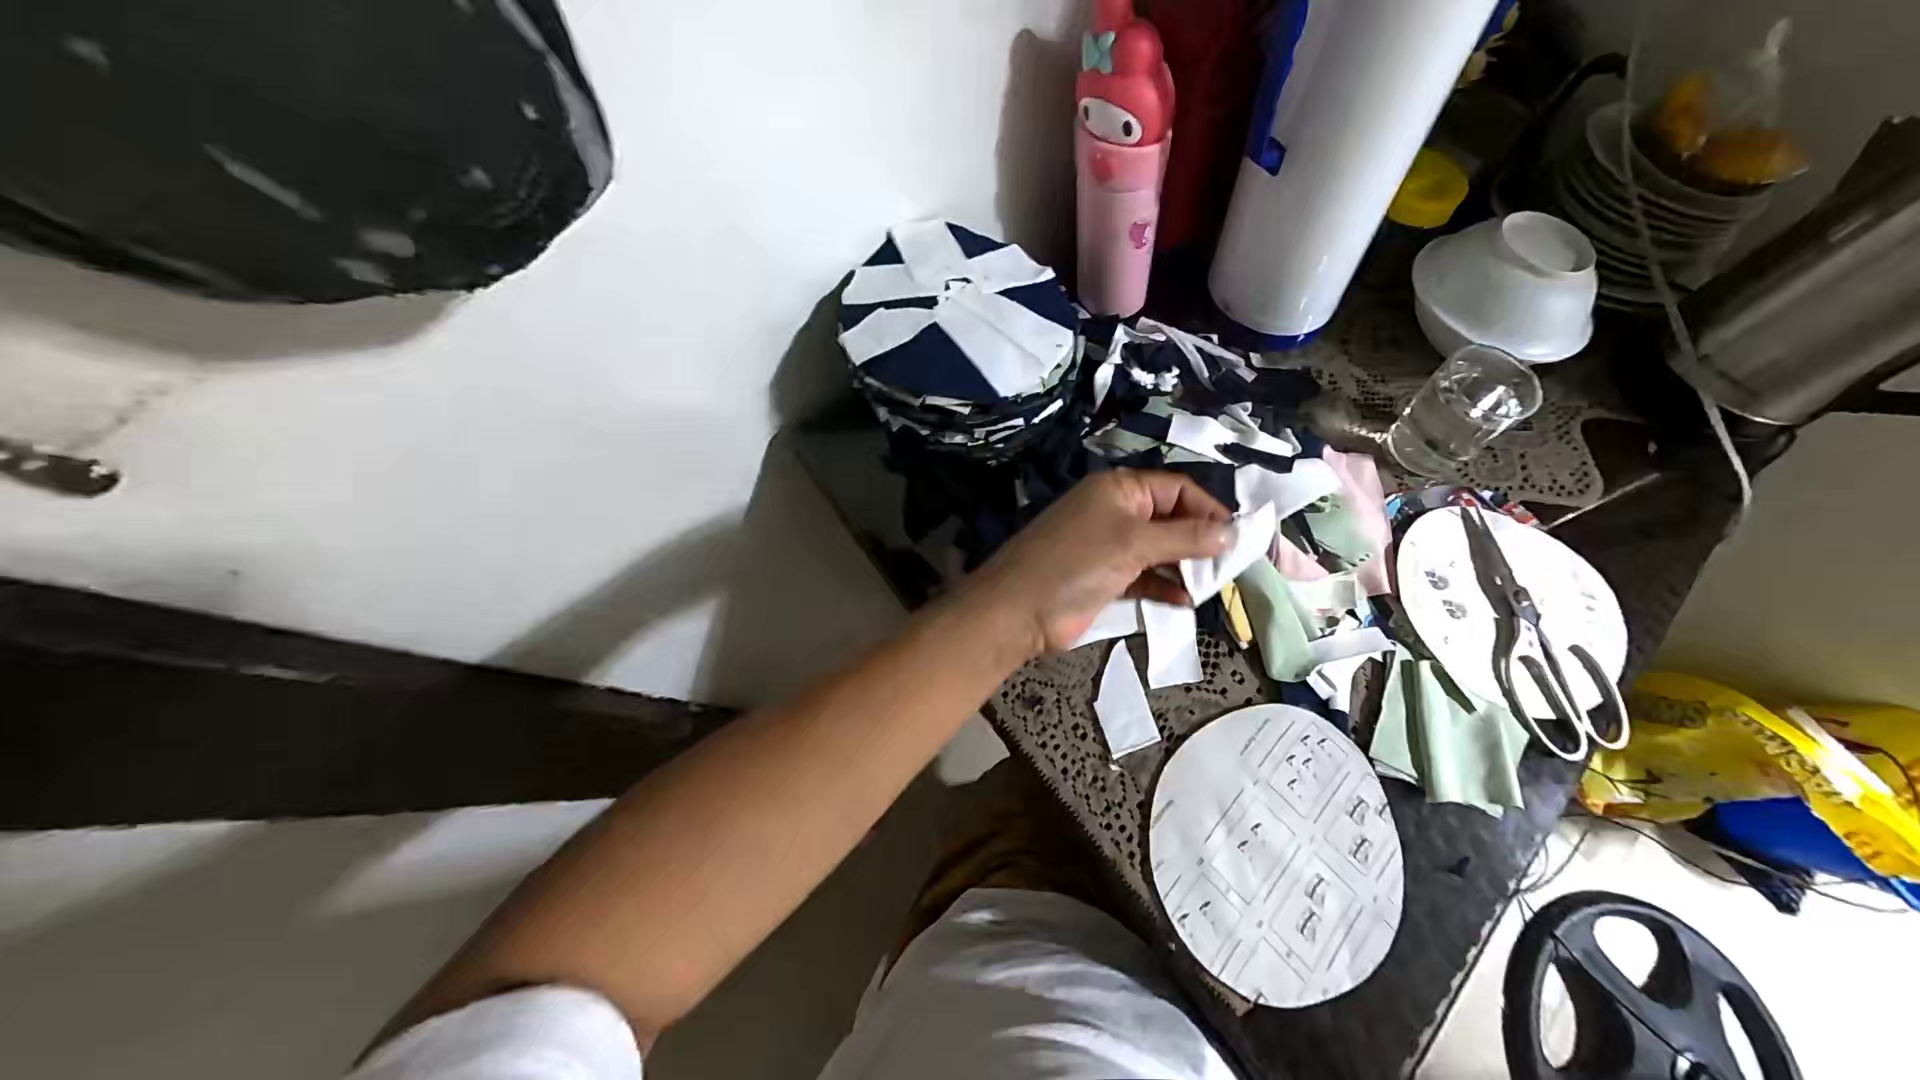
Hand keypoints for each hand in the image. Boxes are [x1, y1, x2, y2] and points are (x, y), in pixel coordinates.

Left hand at [959, 469, 1231, 656]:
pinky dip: (1165, 586)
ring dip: (1186, 566)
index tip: (1239, 537)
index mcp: (1120, 489)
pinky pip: (1146, 577)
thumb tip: (1230, 533)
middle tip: (1234, 566)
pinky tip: (1185, 600)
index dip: (1210, 510)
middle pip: (1173, 519)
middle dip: (1202, 541)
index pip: (1178, 489)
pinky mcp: (1105, 578)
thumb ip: (1185, 537)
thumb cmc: (1076, 564)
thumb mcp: (1133, 543)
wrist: (1018, 610)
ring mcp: (1110, 546)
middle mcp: (1116, 512)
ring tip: (1213, 585)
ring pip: (1161, 550)